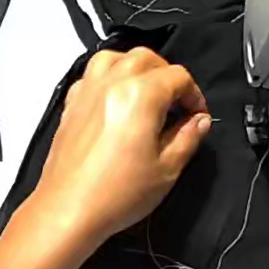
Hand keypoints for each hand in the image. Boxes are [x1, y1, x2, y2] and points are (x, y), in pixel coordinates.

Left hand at [13, 47, 210, 258]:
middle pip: (147, 58)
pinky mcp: (71, 106)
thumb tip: (199, 121)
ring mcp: (88, 91)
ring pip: (116, 58)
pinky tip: (117, 102)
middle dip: (168, 76)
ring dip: (137, 68)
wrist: (69, 210)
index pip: (178, 77)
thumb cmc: (116, 194)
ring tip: (147, 94)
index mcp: (141, 95)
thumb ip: (188, 138)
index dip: (194, 95)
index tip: (197, 117)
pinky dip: (110, 78)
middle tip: (177, 105)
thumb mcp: (167, 169)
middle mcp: (112, 83)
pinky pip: (92, 76)